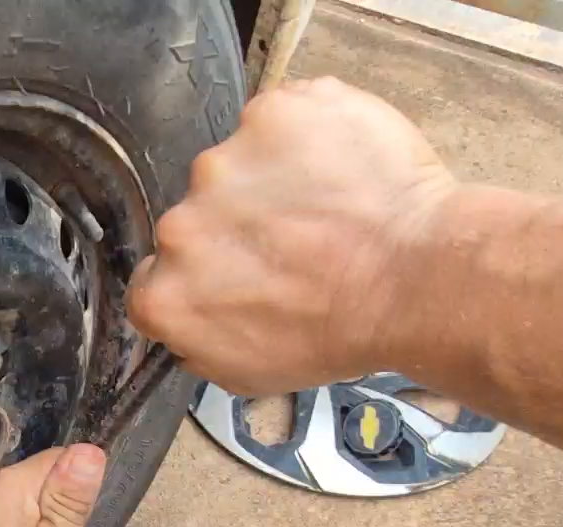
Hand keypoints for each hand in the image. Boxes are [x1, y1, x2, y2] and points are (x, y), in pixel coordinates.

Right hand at [128, 77, 458, 395]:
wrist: (411, 282)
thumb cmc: (335, 336)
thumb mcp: (245, 376)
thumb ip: (196, 344)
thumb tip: (190, 319)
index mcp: (165, 297)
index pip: (152, 282)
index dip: (193, 281)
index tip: (226, 281)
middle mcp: (178, 228)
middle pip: (192, 223)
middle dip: (230, 234)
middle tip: (287, 250)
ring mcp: (223, 164)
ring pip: (232, 172)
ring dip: (265, 187)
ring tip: (321, 212)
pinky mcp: (273, 115)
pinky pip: (276, 124)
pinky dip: (302, 141)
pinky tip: (336, 174)